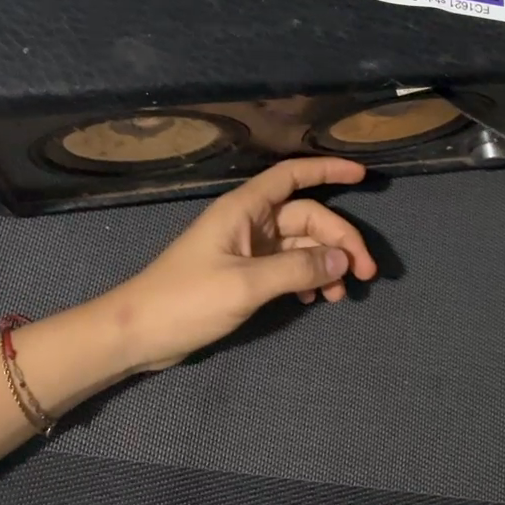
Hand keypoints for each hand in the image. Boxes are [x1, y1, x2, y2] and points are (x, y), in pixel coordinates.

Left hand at [92, 157, 378, 373]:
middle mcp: (249, 222)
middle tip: (366, 275)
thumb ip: (298, 269)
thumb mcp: (246, 285)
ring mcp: (247, 248)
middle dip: (339, 242)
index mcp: (244, 208)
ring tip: (341, 296)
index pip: (293, 176)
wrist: (138, 333)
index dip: (328, 170)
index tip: (363, 175)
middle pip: (307, 217)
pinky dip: (306, 279)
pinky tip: (316, 300)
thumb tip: (343, 260)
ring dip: (325, 265)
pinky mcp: (244, 273)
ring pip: (300, 245)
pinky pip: (287, 266)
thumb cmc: (187, 300)